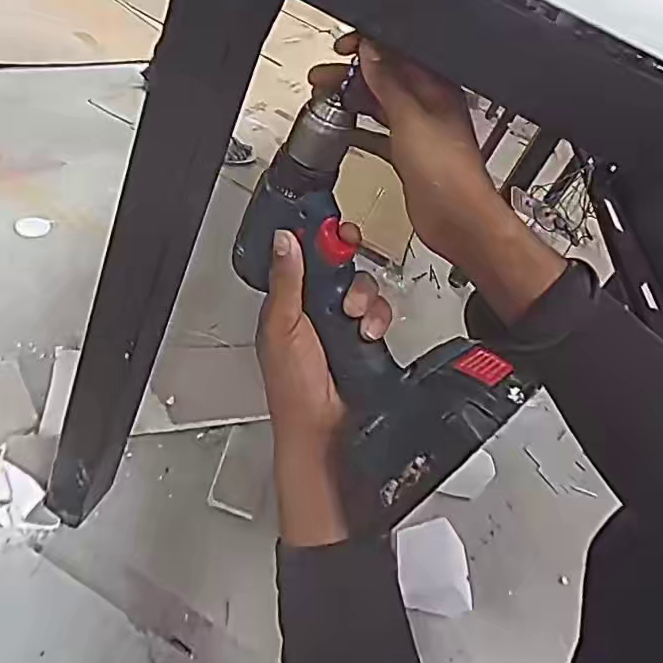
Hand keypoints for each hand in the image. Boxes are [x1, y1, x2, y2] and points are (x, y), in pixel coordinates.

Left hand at [257, 227, 394, 545]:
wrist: (324, 434)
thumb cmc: (291, 389)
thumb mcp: (283, 327)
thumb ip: (287, 281)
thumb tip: (284, 240)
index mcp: (288, 302)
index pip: (305, 256)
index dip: (320, 238)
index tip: (333, 228)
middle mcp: (314, 308)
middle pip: (338, 267)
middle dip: (348, 266)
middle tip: (349, 271)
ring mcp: (341, 324)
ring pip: (362, 287)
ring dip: (364, 297)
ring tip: (356, 317)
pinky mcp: (365, 338)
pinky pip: (379, 312)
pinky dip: (379, 317)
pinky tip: (370, 332)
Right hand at [311, 34, 502, 272]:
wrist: (457, 219)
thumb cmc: (449, 171)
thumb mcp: (411, 118)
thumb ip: (389, 84)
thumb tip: (371, 52)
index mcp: (436, 88)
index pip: (400, 53)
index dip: (370, 46)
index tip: (344, 48)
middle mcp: (427, 105)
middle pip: (385, 78)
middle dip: (353, 74)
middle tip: (323, 77)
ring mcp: (416, 129)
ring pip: (378, 104)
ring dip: (352, 99)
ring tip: (325, 97)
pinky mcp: (406, 152)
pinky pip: (377, 132)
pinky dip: (359, 128)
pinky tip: (343, 129)